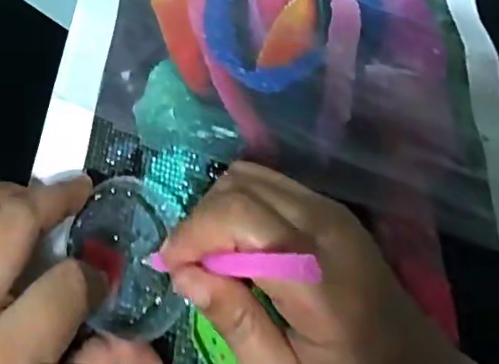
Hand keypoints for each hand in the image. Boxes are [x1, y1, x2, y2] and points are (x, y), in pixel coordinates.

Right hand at [159, 162, 467, 363]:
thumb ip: (237, 323)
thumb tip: (182, 273)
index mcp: (320, 276)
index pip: (239, 219)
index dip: (193, 233)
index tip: (167, 264)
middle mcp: (326, 225)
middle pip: (239, 188)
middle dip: (201, 220)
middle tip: (187, 264)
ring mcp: (330, 209)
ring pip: (248, 175)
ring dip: (218, 207)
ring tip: (211, 253)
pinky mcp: (329, 205)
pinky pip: (267, 180)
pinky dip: (239, 200)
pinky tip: (238, 241)